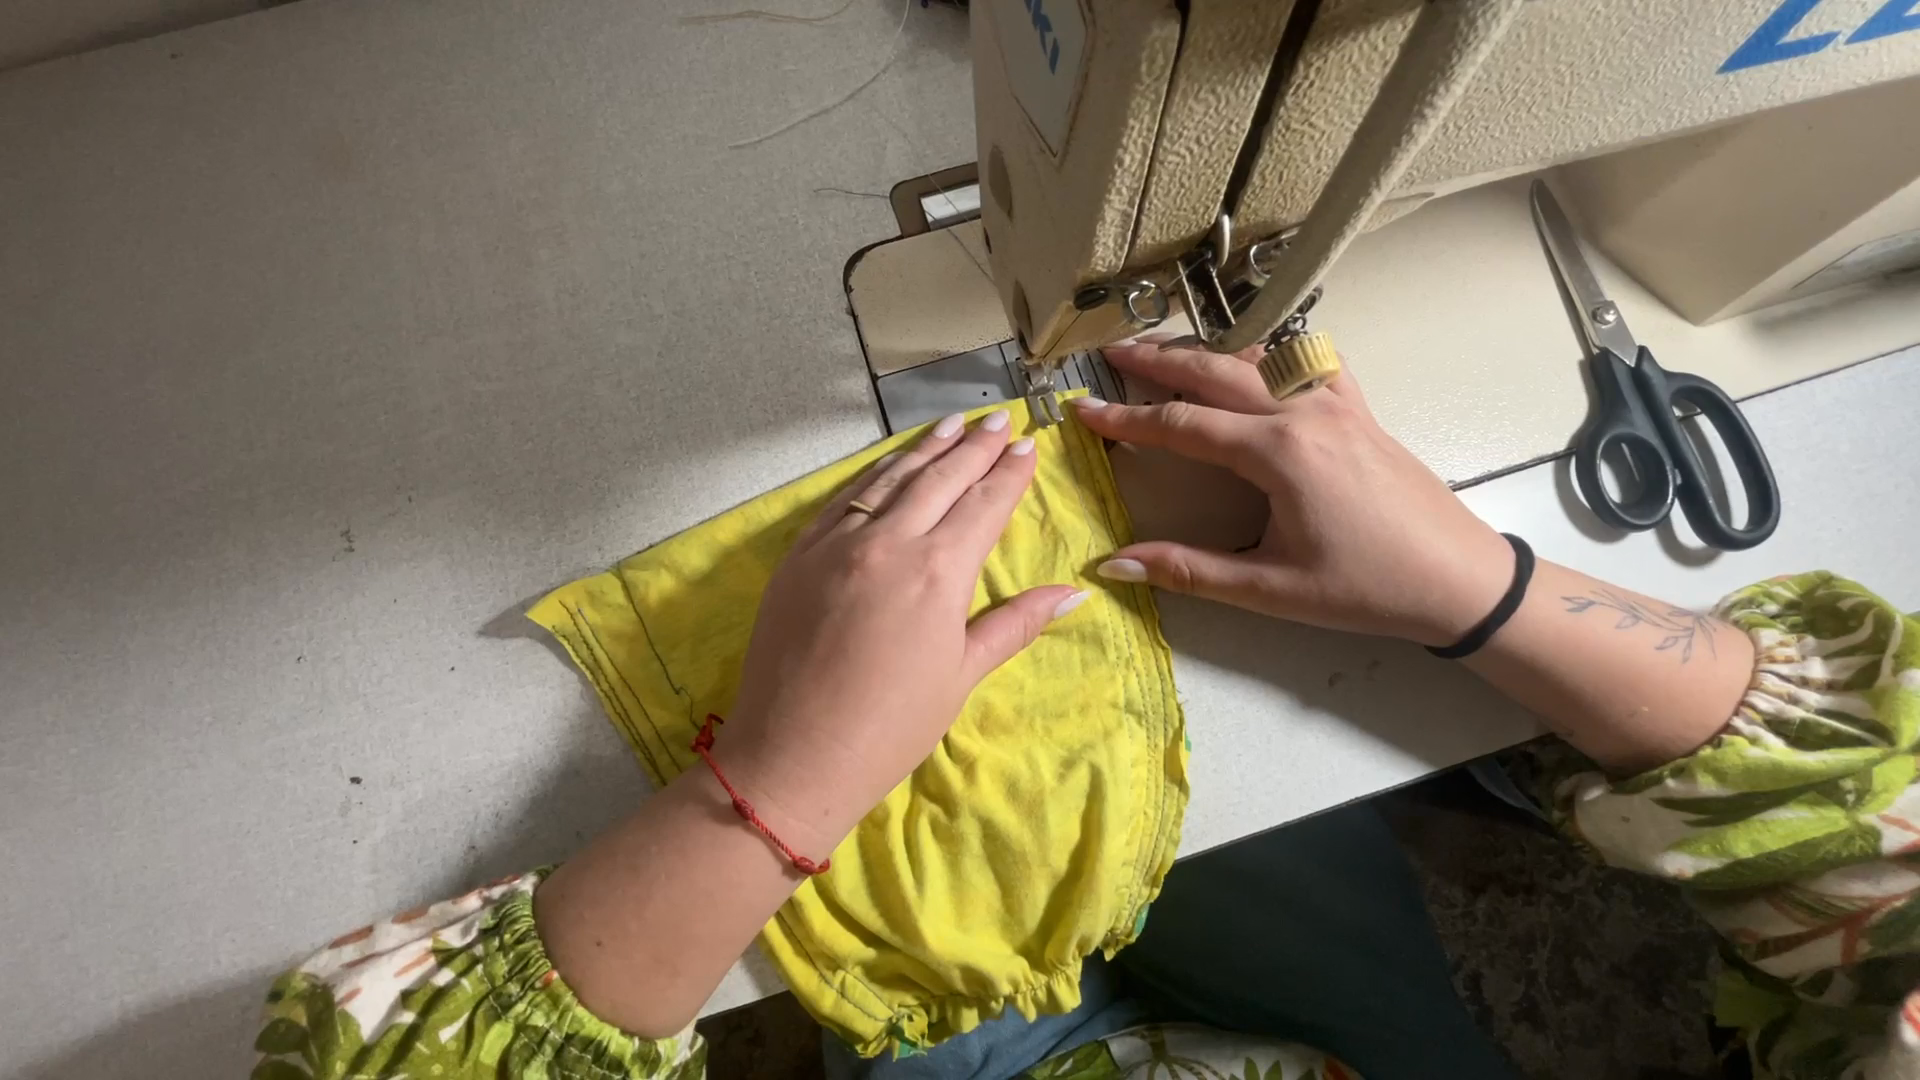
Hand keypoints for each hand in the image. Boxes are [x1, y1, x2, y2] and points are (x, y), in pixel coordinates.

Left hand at [719, 410, 1084, 855]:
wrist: (791, 755)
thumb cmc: (890, 728)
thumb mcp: (961, 676)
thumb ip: (1015, 624)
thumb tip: (1072, 592)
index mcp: (938, 572)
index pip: (983, 506)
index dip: (1009, 475)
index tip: (1029, 447)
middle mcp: (889, 541)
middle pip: (940, 478)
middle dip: (975, 446)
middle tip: (1000, 421)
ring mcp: (838, 542)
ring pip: (891, 478)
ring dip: (926, 448)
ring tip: (954, 424)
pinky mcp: (800, 552)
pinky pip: (844, 498)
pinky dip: (875, 474)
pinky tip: (891, 463)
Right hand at [1072, 339, 1512, 646]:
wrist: (1459, 579)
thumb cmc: (1365, 588)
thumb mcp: (1269, 588)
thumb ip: (1187, 570)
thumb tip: (1115, 565)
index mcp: (1277, 452)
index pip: (1181, 425)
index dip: (1126, 418)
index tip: (1085, 410)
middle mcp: (1303, 412)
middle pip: (1214, 371)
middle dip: (1157, 361)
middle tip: (1112, 354)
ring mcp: (1335, 402)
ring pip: (1258, 357)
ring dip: (1207, 352)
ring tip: (1167, 352)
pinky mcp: (1358, 409)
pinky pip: (1306, 362)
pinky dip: (1268, 353)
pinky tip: (1256, 361)